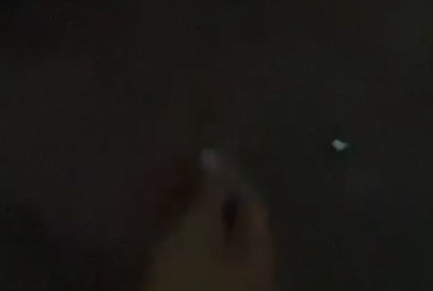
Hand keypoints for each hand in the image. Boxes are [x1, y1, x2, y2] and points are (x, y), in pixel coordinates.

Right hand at [142, 151, 274, 290]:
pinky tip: (174, 235)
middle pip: (241, 222)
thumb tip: (213, 157)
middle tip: (184, 176)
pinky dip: (195, 238)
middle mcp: (257, 269)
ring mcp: (239, 287)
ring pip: (225, 241)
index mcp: (259, 250)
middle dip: (214, 195)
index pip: (252, 201)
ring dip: (202, 217)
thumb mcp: (197, 231)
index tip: (201, 154)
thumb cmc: (190, 279)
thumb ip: (208, 194)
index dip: (229, 175)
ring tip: (173, 200)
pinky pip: (212, 258)